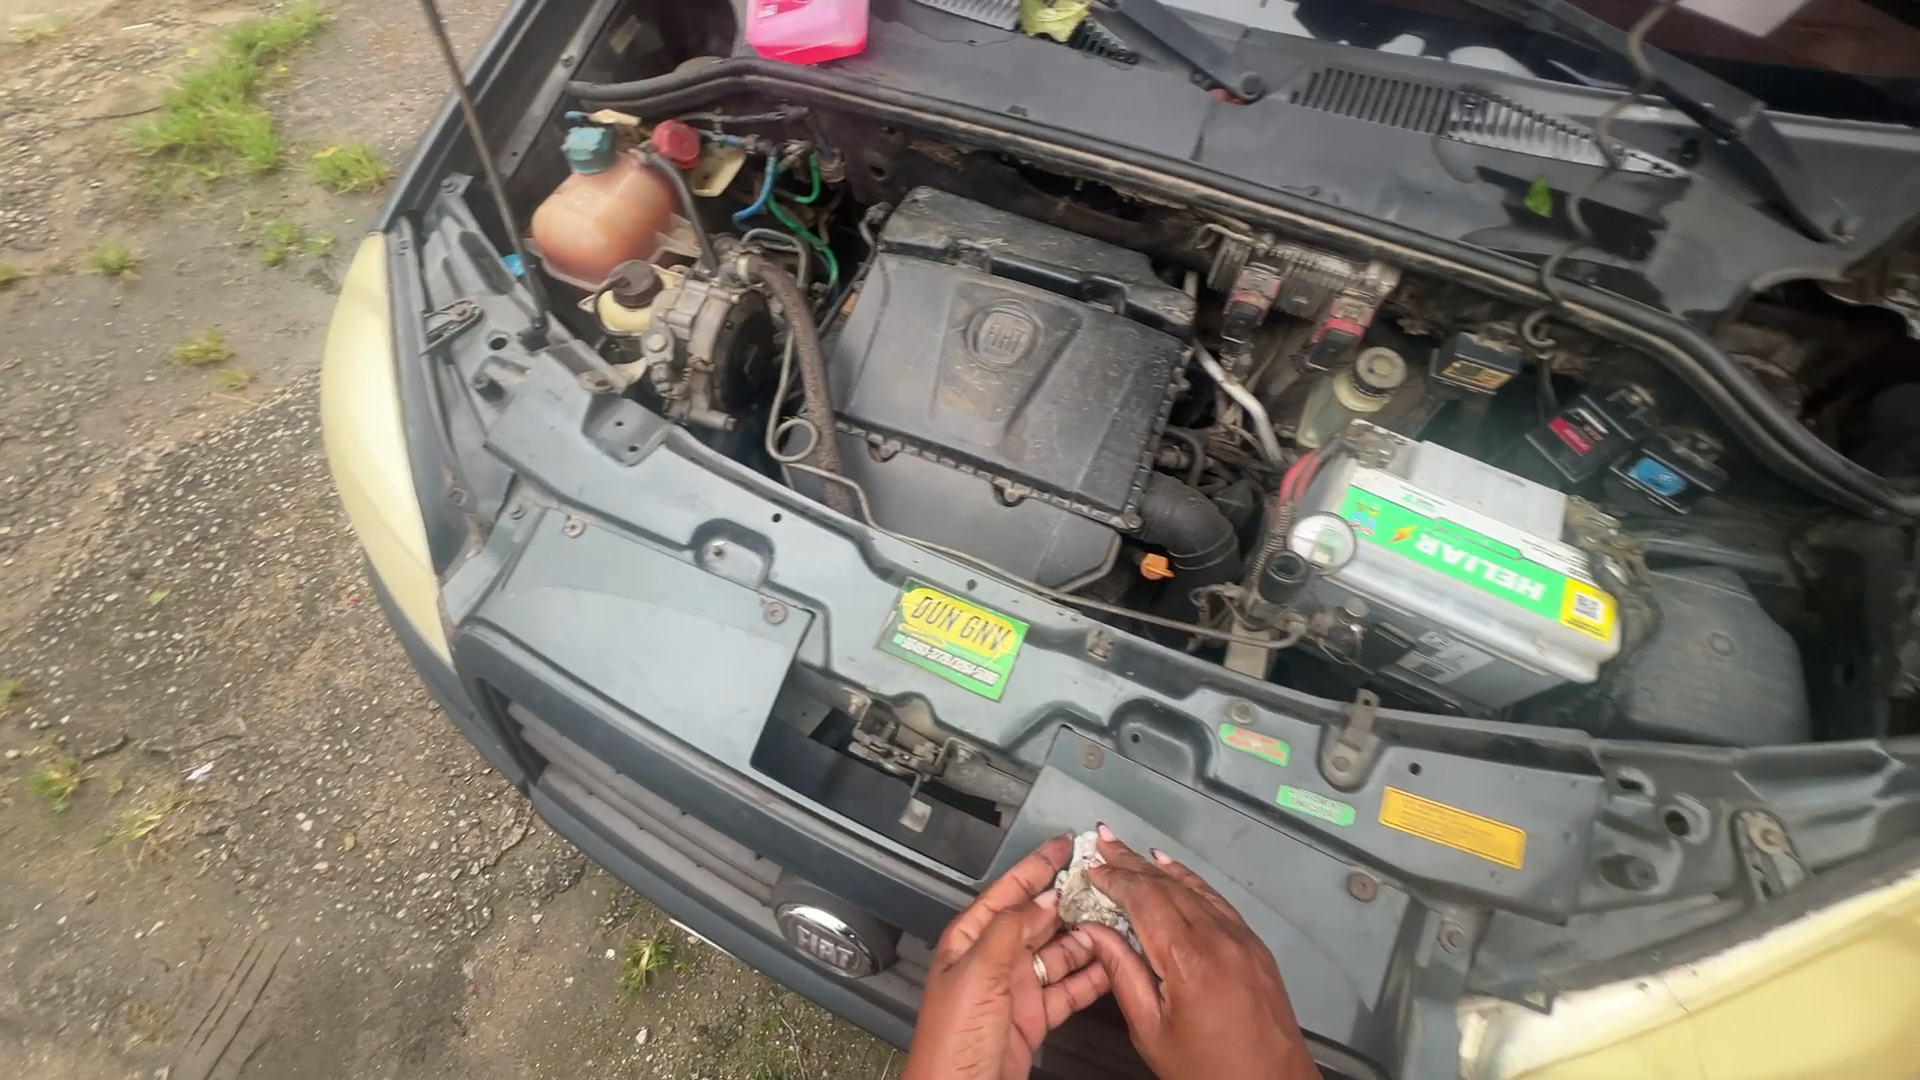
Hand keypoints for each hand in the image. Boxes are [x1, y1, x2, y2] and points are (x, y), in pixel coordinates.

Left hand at [902, 834, 1110, 1079]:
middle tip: (1100, 881)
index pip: (1008, 890)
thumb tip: (1042, 898)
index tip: (1064, 844)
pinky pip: (1066, 988)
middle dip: (1067, 898)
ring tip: (1113, 919)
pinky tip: (1110, 964)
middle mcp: (994, 956)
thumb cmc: (953, 1039)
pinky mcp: (1033, 1018)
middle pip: (1036, 917)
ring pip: (1056, 951)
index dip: (1036, 865)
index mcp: (971, 937)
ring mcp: (1015, 987)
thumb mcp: (978, 972)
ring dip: (1084, 936)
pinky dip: (1088, 976)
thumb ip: (1010, 930)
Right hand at [1079, 826, 1318, 1079]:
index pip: (1144, 899)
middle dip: (1129, 862)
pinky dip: (1187, 879)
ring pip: (1190, 886)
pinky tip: (1169, 867)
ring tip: (1124, 848)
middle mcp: (1217, 936)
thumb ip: (1121, 973)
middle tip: (1101, 839)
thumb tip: (1091, 928)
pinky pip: (1214, 900)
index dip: (1115, 879)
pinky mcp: (1254, 944)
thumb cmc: (1206, 1072)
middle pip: (1165, 885)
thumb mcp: (1151, 1032)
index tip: (1090, 866)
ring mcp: (1241, 937)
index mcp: (1188, 959)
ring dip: (1154, 866)